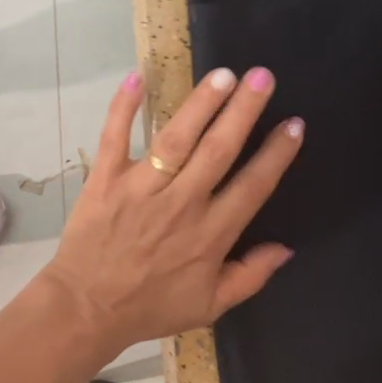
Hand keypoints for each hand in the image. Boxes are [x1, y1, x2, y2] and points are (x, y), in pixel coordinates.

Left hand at [38, 67, 303, 354]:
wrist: (88, 308)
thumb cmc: (150, 306)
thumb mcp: (210, 306)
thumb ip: (251, 276)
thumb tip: (287, 247)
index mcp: (210, 234)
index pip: (252, 186)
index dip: (275, 154)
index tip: (293, 123)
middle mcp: (181, 204)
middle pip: (218, 150)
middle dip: (244, 111)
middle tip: (262, 76)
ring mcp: (141, 187)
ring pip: (176, 138)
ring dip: (201, 104)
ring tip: (223, 74)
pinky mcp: (106, 178)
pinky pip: (114, 136)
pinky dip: (124, 107)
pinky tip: (137, 77)